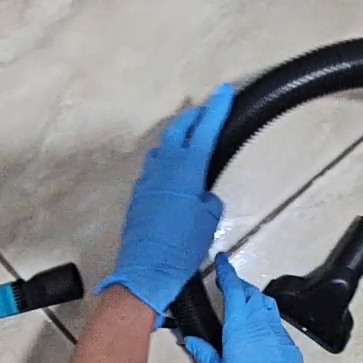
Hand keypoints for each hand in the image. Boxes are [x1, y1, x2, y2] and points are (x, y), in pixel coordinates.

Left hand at [98, 84, 233, 314]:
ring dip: (177, 138)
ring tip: (190, 137)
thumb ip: (208, 199)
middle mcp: (164, 168)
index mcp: (186, 169)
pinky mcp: (139, 194)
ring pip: (163, 148)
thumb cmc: (182, 247)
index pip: (204, 130)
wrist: (147, 270)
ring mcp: (147, 179)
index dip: (216, 109)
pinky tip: (173, 170)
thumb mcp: (208, 221)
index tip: (223, 92)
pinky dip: (166, 160)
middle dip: (193, 117)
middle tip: (206, 112)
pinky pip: (154, 168)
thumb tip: (202, 194)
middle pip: (178, 130)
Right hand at [183, 254, 329, 362]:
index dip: (228, 273)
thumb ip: (204, 353)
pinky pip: (277, 325)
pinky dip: (266, 320)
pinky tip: (258, 333)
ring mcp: (278, 335)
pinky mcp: (289, 347)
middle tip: (229, 287)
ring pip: (267, 307)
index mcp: (241, 329)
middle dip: (240, 287)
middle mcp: (262, 327)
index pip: (235, 290)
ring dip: (255, 302)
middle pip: (253, 294)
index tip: (223, 262)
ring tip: (243, 307)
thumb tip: (193, 341)